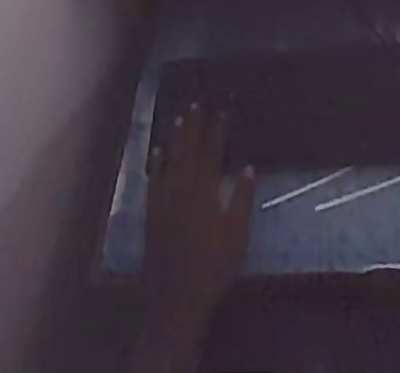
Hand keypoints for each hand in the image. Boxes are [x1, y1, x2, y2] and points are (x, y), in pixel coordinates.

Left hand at [139, 107, 254, 353]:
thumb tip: (247, 167)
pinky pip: (154, 176)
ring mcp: (163, 197)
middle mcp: (181, 187)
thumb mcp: (236, 236)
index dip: (216, 131)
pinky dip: (156, 160)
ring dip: (176, 137)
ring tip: (180, 117)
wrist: (175, 296)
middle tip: (197, 104)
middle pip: (188, 149)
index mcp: (204, 191)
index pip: (211, 152)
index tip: (221, 111)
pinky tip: (157, 149)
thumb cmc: (213, 268)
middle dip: (194, 125)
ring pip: (169, 158)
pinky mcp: (152, 209)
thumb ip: (241, 199)